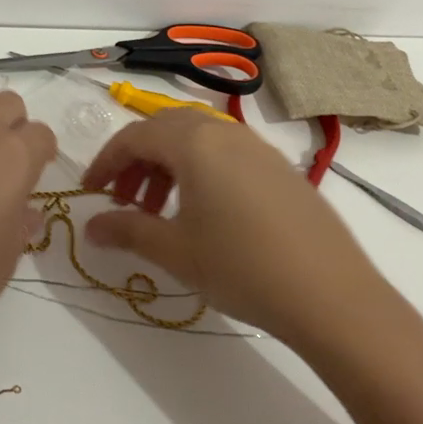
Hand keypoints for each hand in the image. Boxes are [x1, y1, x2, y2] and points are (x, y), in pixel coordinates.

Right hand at [81, 108, 386, 342]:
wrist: (332, 294)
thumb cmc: (242, 267)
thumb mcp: (175, 252)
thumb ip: (127, 231)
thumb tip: (90, 227)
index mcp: (193, 142)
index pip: (134, 136)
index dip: (106, 161)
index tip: (90, 192)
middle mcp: (224, 133)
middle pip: (166, 129)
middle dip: (137, 160)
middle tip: (123, 200)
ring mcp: (257, 148)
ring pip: (198, 140)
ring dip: (168, 166)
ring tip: (160, 211)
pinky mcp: (280, 168)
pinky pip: (226, 153)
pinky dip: (201, 171)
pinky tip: (205, 214)